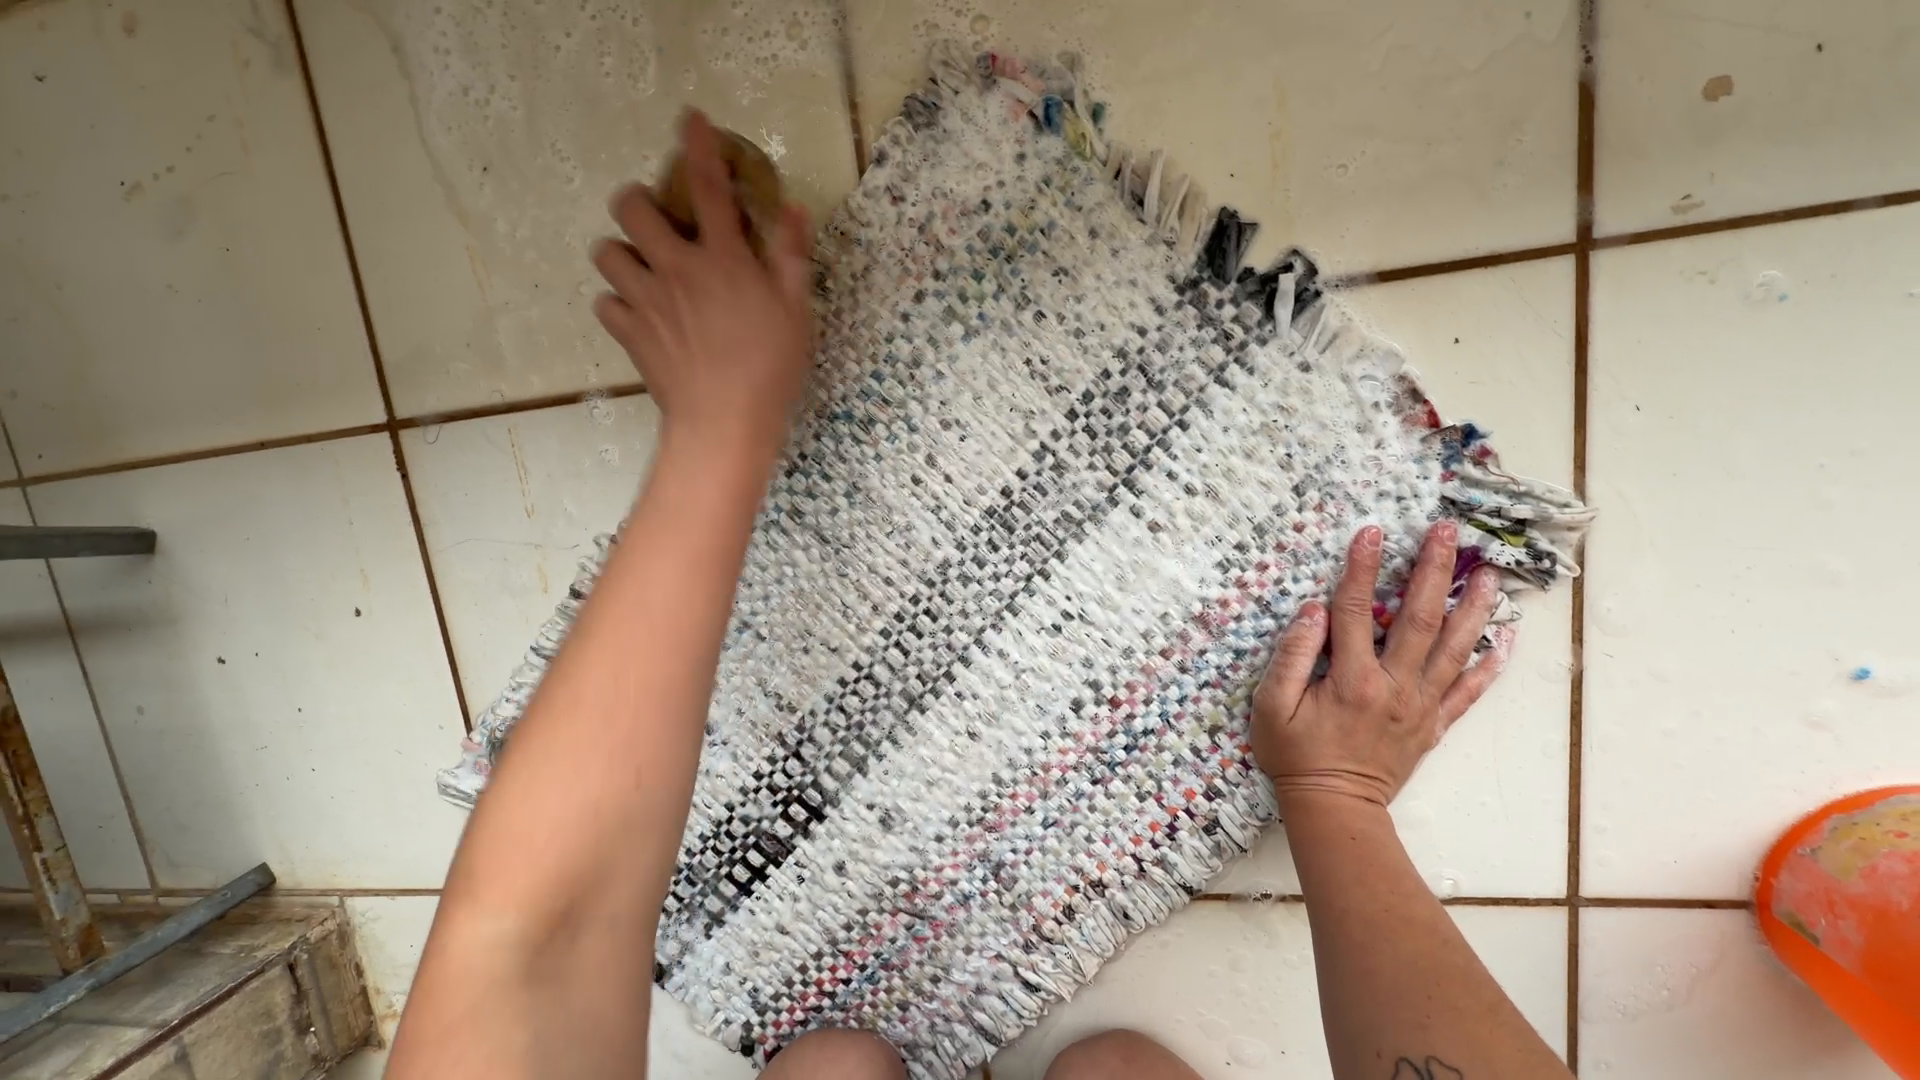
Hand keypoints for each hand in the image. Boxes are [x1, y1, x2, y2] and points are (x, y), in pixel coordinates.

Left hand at [590, 110, 814, 459]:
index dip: (699, 146)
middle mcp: (676, 268)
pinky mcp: (629, 334)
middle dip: (637, 202)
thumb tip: (793, 208)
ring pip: (607, 254)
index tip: (690, 118)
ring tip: (642, 271)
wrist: (724, 422)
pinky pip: (604, 304)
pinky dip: (617, 304)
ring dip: (622, 255)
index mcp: (722, 258)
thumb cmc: (770, 368)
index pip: (709, 187)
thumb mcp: (797, 311)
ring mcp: (646, 300)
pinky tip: (637, 315)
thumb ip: (791, 256)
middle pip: (630, 208)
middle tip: (656, 223)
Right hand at [1251, 522, 1511, 808]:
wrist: (1334, 806)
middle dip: (1433, 570)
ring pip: (1454, 648)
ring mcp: (1420, 705)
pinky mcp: (1434, 724)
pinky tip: (1508, 638)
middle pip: (1419, 618)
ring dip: (1474, 607)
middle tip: (1447, 533)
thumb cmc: (1294, 755)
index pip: (1354, 610)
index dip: (1360, 567)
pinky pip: (1469, 692)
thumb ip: (1291, 657)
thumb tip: (1313, 611)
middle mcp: (1394, 686)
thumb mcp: (1271, 706)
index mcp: (1350, 679)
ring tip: (1489, 573)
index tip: (1370, 532)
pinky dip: (1490, 665)